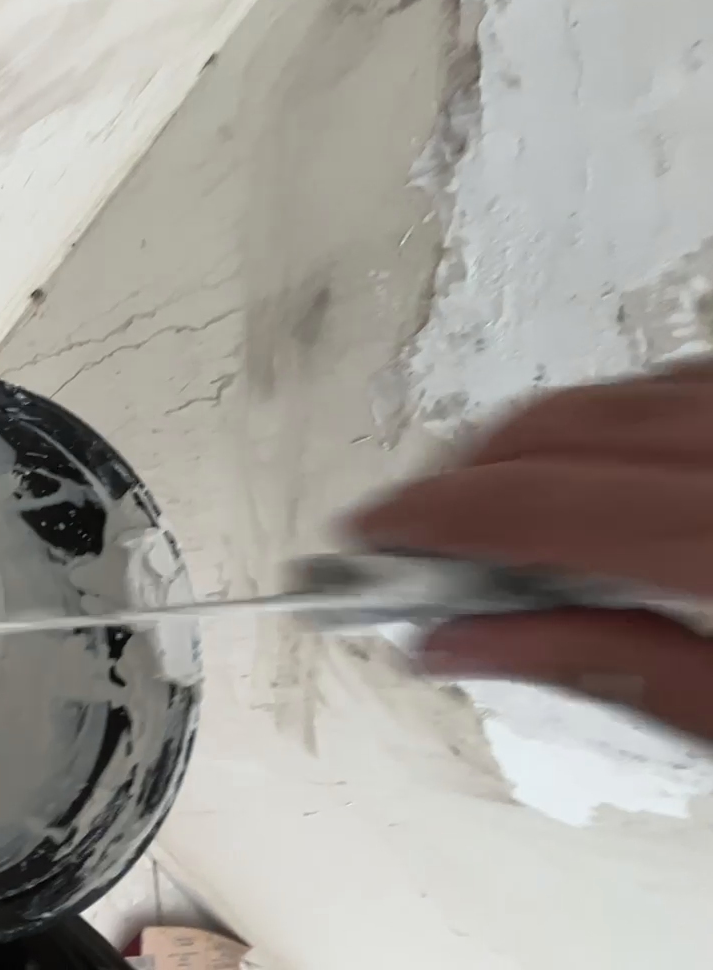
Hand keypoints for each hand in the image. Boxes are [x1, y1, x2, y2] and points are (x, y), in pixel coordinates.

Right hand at [349, 363, 712, 741]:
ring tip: (508, 510)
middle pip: (568, 428)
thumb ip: (603, 668)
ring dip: (533, 447)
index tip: (368, 535)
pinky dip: (622, 420)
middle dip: (464, 477)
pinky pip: (694, 380)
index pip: (540, 505)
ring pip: (624, 393)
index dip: (427, 516)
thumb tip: (451, 641)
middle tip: (424, 537)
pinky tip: (613, 475)